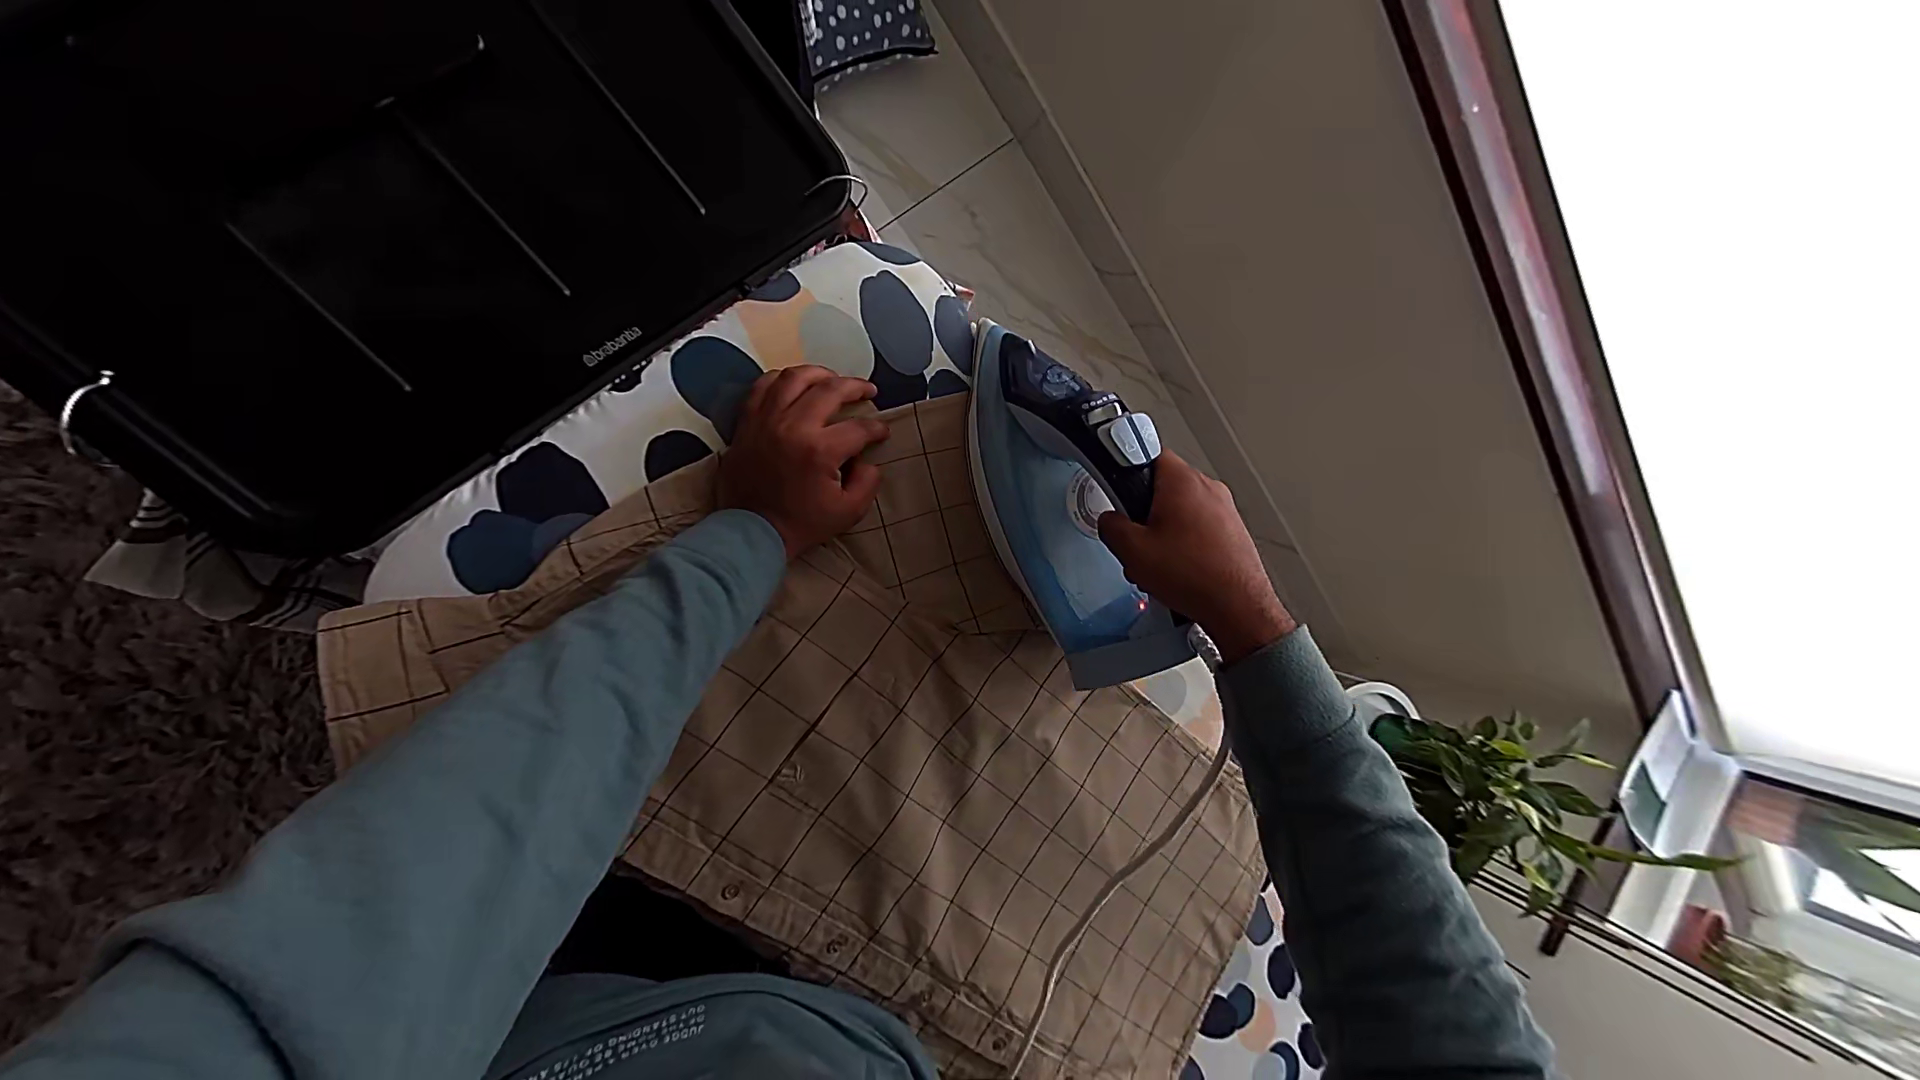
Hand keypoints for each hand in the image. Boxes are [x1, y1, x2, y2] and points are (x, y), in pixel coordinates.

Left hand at [719, 366, 890, 558]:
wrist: (752, 531)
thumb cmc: (801, 524)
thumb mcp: (848, 512)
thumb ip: (868, 482)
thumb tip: (867, 460)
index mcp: (820, 451)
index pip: (859, 428)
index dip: (877, 429)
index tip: (882, 433)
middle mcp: (793, 426)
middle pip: (831, 389)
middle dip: (856, 387)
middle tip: (867, 391)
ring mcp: (767, 420)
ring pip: (795, 377)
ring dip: (820, 373)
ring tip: (833, 379)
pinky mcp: (748, 422)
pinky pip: (764, 386)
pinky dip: (782, 379)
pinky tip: (795, 384)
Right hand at [1097, 453, 1296, 662]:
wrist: (1238, 607)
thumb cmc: (1193, 576)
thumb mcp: (1132, 550)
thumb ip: (1111, 526)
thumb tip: (1109, 520)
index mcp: (1182, 482)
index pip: (1149, 453)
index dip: (1128, 469)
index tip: (1118, 483)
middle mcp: (1208, 488)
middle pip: (1164, 486)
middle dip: (1144, 510)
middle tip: (1135, 534)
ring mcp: (1224, 510)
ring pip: (1181, 509)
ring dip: (1163, 530)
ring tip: (1157, 559)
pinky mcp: (1232, 531)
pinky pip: (1198, 528)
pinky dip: (1184, 543)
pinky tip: (1177, 568)